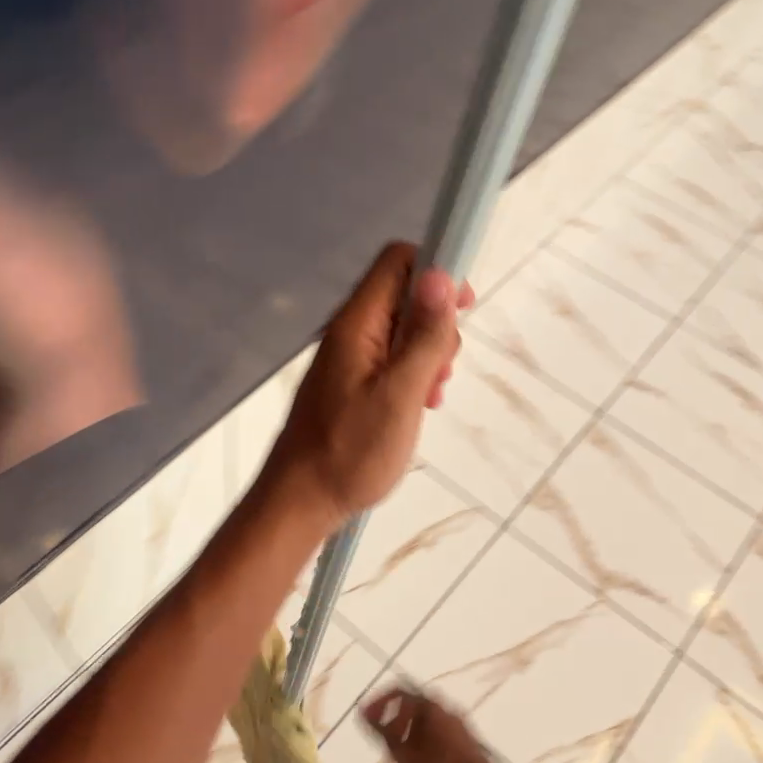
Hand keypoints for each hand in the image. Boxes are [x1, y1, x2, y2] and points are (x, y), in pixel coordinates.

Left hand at [261, 242, 472, 527]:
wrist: (299, 501)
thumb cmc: (349, 453)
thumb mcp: (399, 395)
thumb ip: (422, 337)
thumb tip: (440, 275)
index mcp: (356, 325)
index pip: (398, 262)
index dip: (437, 272)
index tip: (463, 309)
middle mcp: (348, 334)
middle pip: (403, 297)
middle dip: (435, 325)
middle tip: (441, 371)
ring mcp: (346, 362)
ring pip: (399, 334)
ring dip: (426, 357)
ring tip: (431, 397)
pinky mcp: (348, 388)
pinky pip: (388, 364)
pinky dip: (410, 379)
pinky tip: (417, 410)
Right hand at [361, 686, 496, 762]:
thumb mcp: (402, 753)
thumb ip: (380, 730)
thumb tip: (363, 710)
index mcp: (428, 705)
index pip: (397, 691)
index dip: (378, 701)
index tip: (366, 717)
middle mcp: (444, 707)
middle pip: (412, 703)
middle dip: (394, 717)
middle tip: (383, 737)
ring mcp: (458, 722)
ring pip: (426, 718)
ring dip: (409, 730)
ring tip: (400, 752)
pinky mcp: (467, 739)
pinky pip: (438, 729)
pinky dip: (423, 738)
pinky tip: (421, 759)